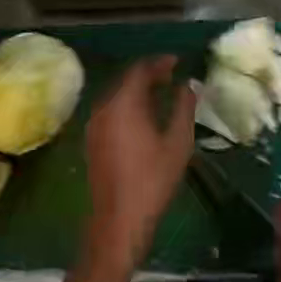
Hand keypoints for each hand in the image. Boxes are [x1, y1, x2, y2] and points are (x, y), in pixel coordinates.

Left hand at [85, 57, 196, 267]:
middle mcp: (104, 107)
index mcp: (124, 103)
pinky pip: (110, 110)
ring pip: (116, 95)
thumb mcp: (178, 142)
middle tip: (171, 77)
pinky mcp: (92, 139)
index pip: (140, 70)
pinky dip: (127, 105)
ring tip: (161, 95)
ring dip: (137, 90)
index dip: (159, 62)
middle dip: (148, 75)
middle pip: (125, 80)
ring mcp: (94, 123)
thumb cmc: (153, 179)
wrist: (119, 219)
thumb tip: (188, 85)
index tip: (178, 62)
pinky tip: (143, 117)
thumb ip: (184, 107)